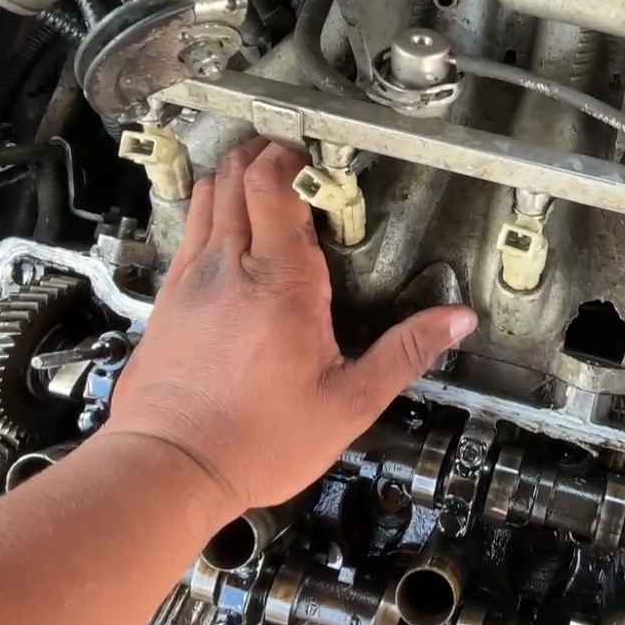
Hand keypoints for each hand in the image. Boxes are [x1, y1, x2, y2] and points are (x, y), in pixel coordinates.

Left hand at [107, 139, 477, 512]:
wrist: (166, 470)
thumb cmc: (258, 439)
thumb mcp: (350, 402)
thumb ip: (405, 352)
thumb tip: (458, 320)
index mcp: (281, 280)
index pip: (274, 185)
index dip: (292, 157)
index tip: (317, 155)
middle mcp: (230, 266)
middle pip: (237, 177)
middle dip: (264, 154)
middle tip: (294, 155)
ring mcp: (191, 279)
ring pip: (207, 196)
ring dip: (235, 177)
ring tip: (265, 180)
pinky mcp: (167, 299)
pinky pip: (187, 230)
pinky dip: (210, 211)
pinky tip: (229, 229)